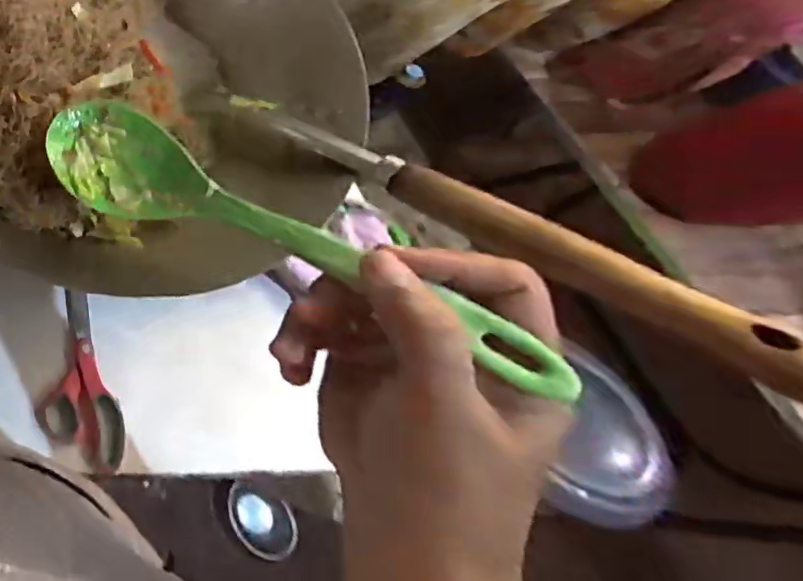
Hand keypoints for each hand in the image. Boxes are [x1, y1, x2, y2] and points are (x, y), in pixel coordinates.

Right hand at [269, 248, 572, 580]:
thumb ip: (421, 327)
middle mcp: (461, 345)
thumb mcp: (441, 406)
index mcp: (514, 358)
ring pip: (353, 299)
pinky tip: (289, 369)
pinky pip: (324, 328)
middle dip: (349, 294)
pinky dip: (300, 342)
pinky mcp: (358, 364)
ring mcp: (405, 353)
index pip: (500, 283)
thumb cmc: (447, 485)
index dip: (447, 263)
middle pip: (405, 283)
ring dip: (312, 318)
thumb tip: (377, 255)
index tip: (383, 265)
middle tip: (310, 313)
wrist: (401, 546)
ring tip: (289, 352)